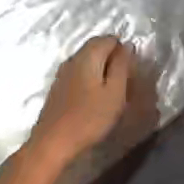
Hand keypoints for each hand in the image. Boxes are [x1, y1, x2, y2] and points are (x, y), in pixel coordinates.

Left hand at [29, 36, 133, 160]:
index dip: (123, 50)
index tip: (131, 70)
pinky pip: (79, 72)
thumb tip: (127, 45)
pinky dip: (91, 78)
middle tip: (125, 80)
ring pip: (88, 60)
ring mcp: (62, 73)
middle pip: (96, 47)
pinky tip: (95, 97)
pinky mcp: (58, 87)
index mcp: (87, 56)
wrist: (52, 144)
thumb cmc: (89, 118)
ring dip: (102, 69)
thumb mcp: (115, 92)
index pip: (109, 38)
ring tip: (113, 90)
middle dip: (113, 57)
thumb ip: (122, 65)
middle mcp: (72, 59)